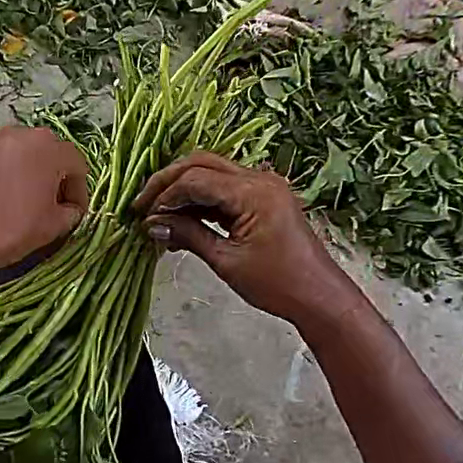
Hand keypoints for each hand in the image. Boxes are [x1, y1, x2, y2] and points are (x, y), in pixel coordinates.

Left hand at [0, 126, 88, 278]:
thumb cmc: (10, 228)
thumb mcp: (53, 226)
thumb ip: (71, 213)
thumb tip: (69, 210)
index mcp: (50, 148)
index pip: (78, 166)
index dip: (79, 193)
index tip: (74, 215)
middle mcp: (25, 134)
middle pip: (52, 155)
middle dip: (57, 181)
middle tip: (53, 209)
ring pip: (27, 156)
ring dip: (34, 176)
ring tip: (28, 205)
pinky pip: (4, 161)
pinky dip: (11, 176)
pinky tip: (4, 201)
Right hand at [133, 152, 360, 325]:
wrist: (318, 296)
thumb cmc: (278, 284)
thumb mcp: (226, 261)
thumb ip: (189, 236)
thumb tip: (154, 225)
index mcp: (253, 192)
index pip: (196, 179)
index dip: (165, 195)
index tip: (144, 216)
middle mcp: (259, 180)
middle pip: (202, 165)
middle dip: (169, 183)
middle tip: (143, 206)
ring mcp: (263, 188)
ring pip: (212, 175)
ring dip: (184, 193)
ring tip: (159, 219)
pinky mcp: (264, 200)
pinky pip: (225, 191)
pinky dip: (202, 203)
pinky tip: (182, 223)